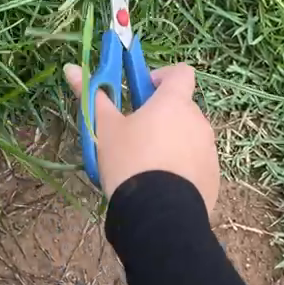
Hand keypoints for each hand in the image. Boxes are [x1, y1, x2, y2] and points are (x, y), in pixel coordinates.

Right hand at [63, 61, 218, 212]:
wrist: (158, 216)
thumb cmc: (129, 162)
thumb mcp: (105, 129)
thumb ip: (92, 95)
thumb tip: (70, 68)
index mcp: (173, 103)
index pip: (181, 72)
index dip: (163, 76)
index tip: (144, 90)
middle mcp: (197, 121)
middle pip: (182, 106)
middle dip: (162, 114)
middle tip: (136, 132)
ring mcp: (208, 151)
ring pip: (189, 135)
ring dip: (173, 140)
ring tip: (146, 163)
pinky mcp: (213, 178)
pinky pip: (197, 162)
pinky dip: (182, 166)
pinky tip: (161, 185)